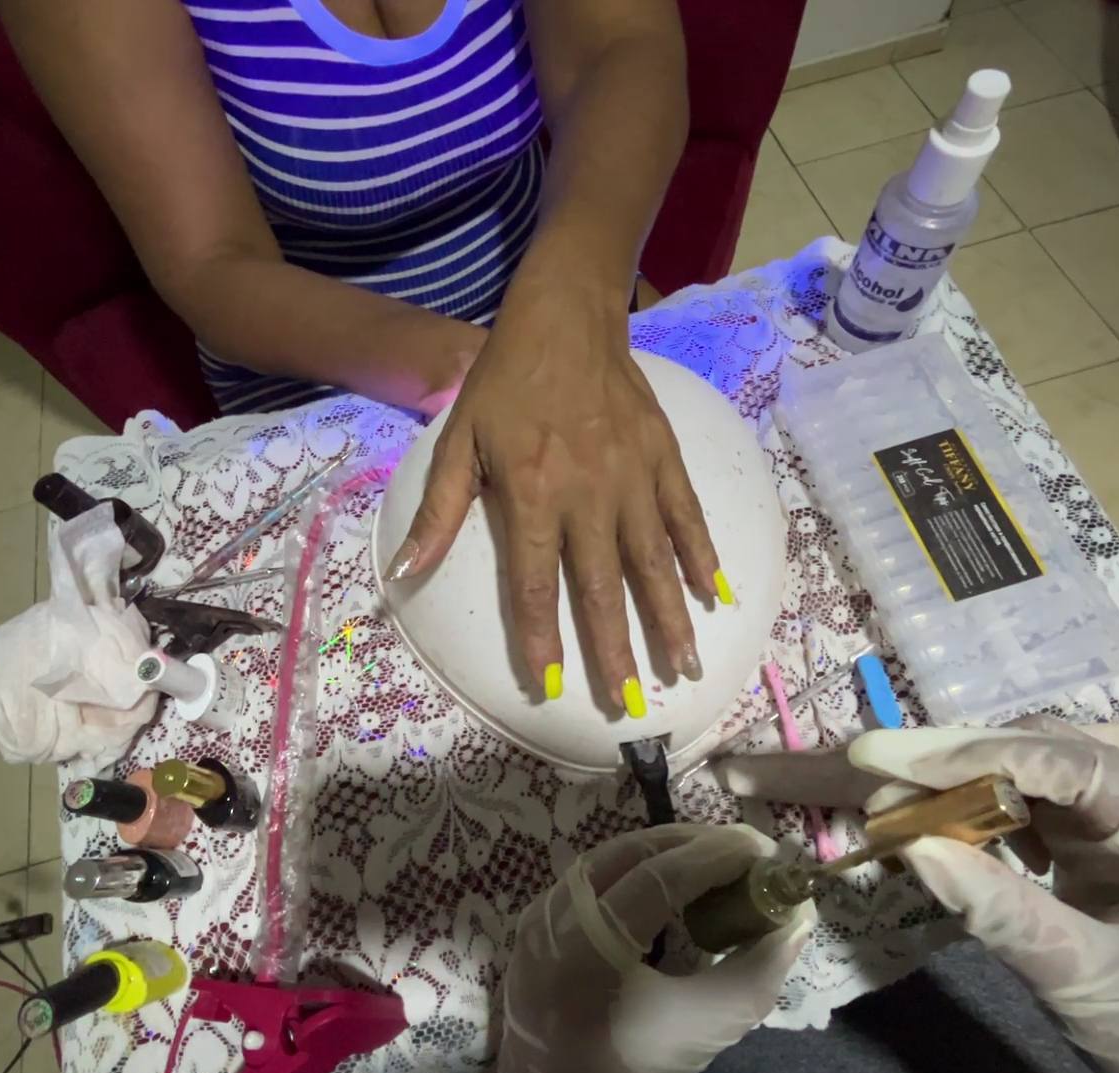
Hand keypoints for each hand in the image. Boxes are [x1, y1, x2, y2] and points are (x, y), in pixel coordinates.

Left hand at [386, 280, 720, 713]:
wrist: (566, 320)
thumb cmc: (505, 383)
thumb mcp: (459, 441)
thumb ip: (439, 512)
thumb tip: (403, 573)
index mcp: (532, 495)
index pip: (537, 585)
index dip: (542, 641)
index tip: (554, 688)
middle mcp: (588, 496)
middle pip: (603, 588)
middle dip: (615, 651)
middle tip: (631, 705)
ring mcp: (634, 478)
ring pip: (654, 562)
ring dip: (669, 619)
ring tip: (683, 668)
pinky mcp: (664, 458)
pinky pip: (686, 517)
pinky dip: (702, 557)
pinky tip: (716, 594)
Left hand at [498, 824, 814, 1072]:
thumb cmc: (626, 1072)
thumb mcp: (697, 1033)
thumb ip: (752, 977)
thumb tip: (796, 921)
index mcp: (584, 945)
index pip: (656, 877)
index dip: (714, 856)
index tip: (762, 848)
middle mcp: (553, 913)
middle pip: (630, 853)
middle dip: (694, 843)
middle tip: (746, 848)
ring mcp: (539, 910)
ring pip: (610, 855)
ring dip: (666, 849)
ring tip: (717, 857)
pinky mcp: (539, 915)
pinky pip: (596, 874)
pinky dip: (638, 866)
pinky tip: (673, 876)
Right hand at [843, 717, 1118, 1072]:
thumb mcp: (1087, 987)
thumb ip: (1003, 915)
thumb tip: (912, 845)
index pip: (1084, 768)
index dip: (989, 757)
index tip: (904, 763)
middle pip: (1054, 753)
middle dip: (961, 757)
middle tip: (878, 763)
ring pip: (1036, 767)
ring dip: (963, 777)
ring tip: (900, 797)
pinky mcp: (1105, 839)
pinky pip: (1033, 799)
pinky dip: (980, 804)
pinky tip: (952, 826)